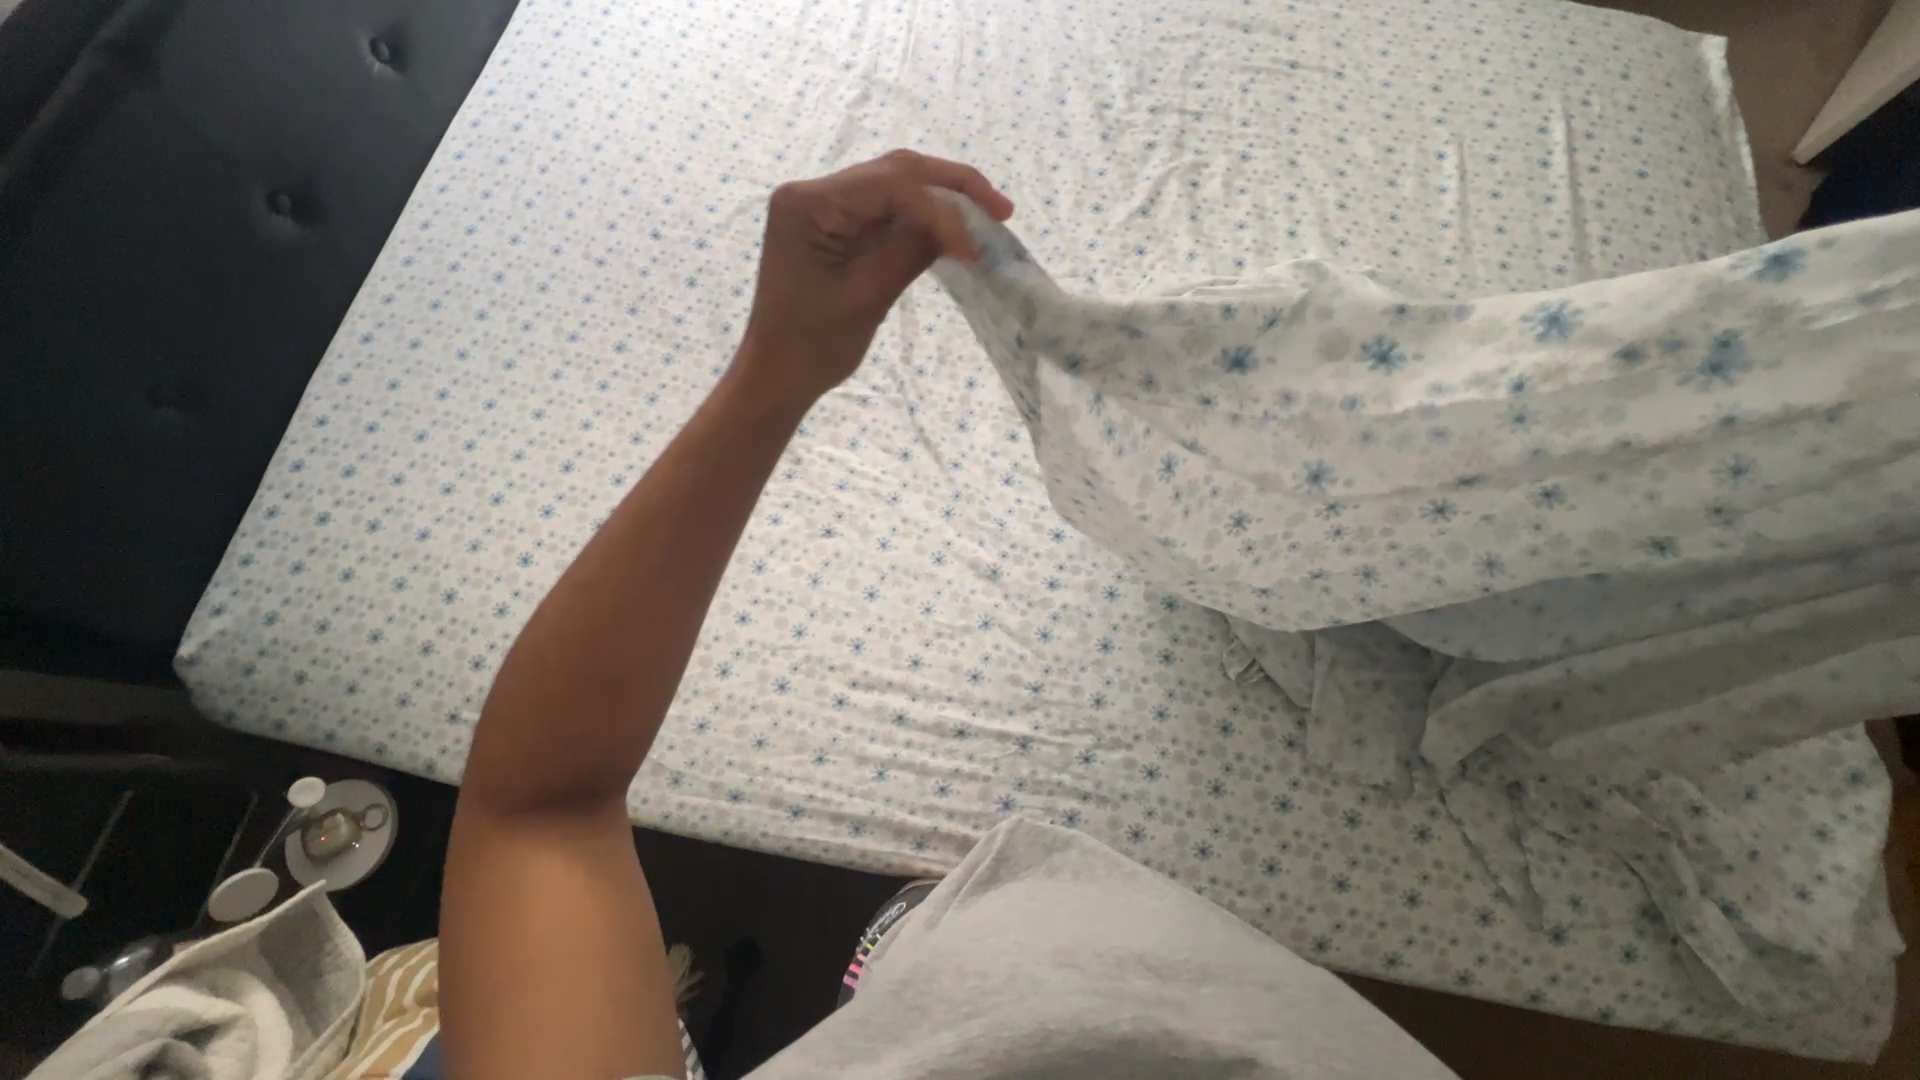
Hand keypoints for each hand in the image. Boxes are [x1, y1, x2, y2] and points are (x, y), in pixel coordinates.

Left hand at [734, 150, 1013, 404]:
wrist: (776, 376)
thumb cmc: (812, 346)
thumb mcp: (867, 297)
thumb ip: (911, 250)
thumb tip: (963, 224)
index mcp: (810, 204)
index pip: (891, 184)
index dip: (942, 208)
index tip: (976, 247)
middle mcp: (813, 193)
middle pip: (895, 172)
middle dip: (951, 188)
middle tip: (1001, 210)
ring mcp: (823, 208)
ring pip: (894, 187)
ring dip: (941, 201)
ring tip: (987, 219)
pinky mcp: (835, 228)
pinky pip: (884, 212)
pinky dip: (921, 220)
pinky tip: (952, 232)